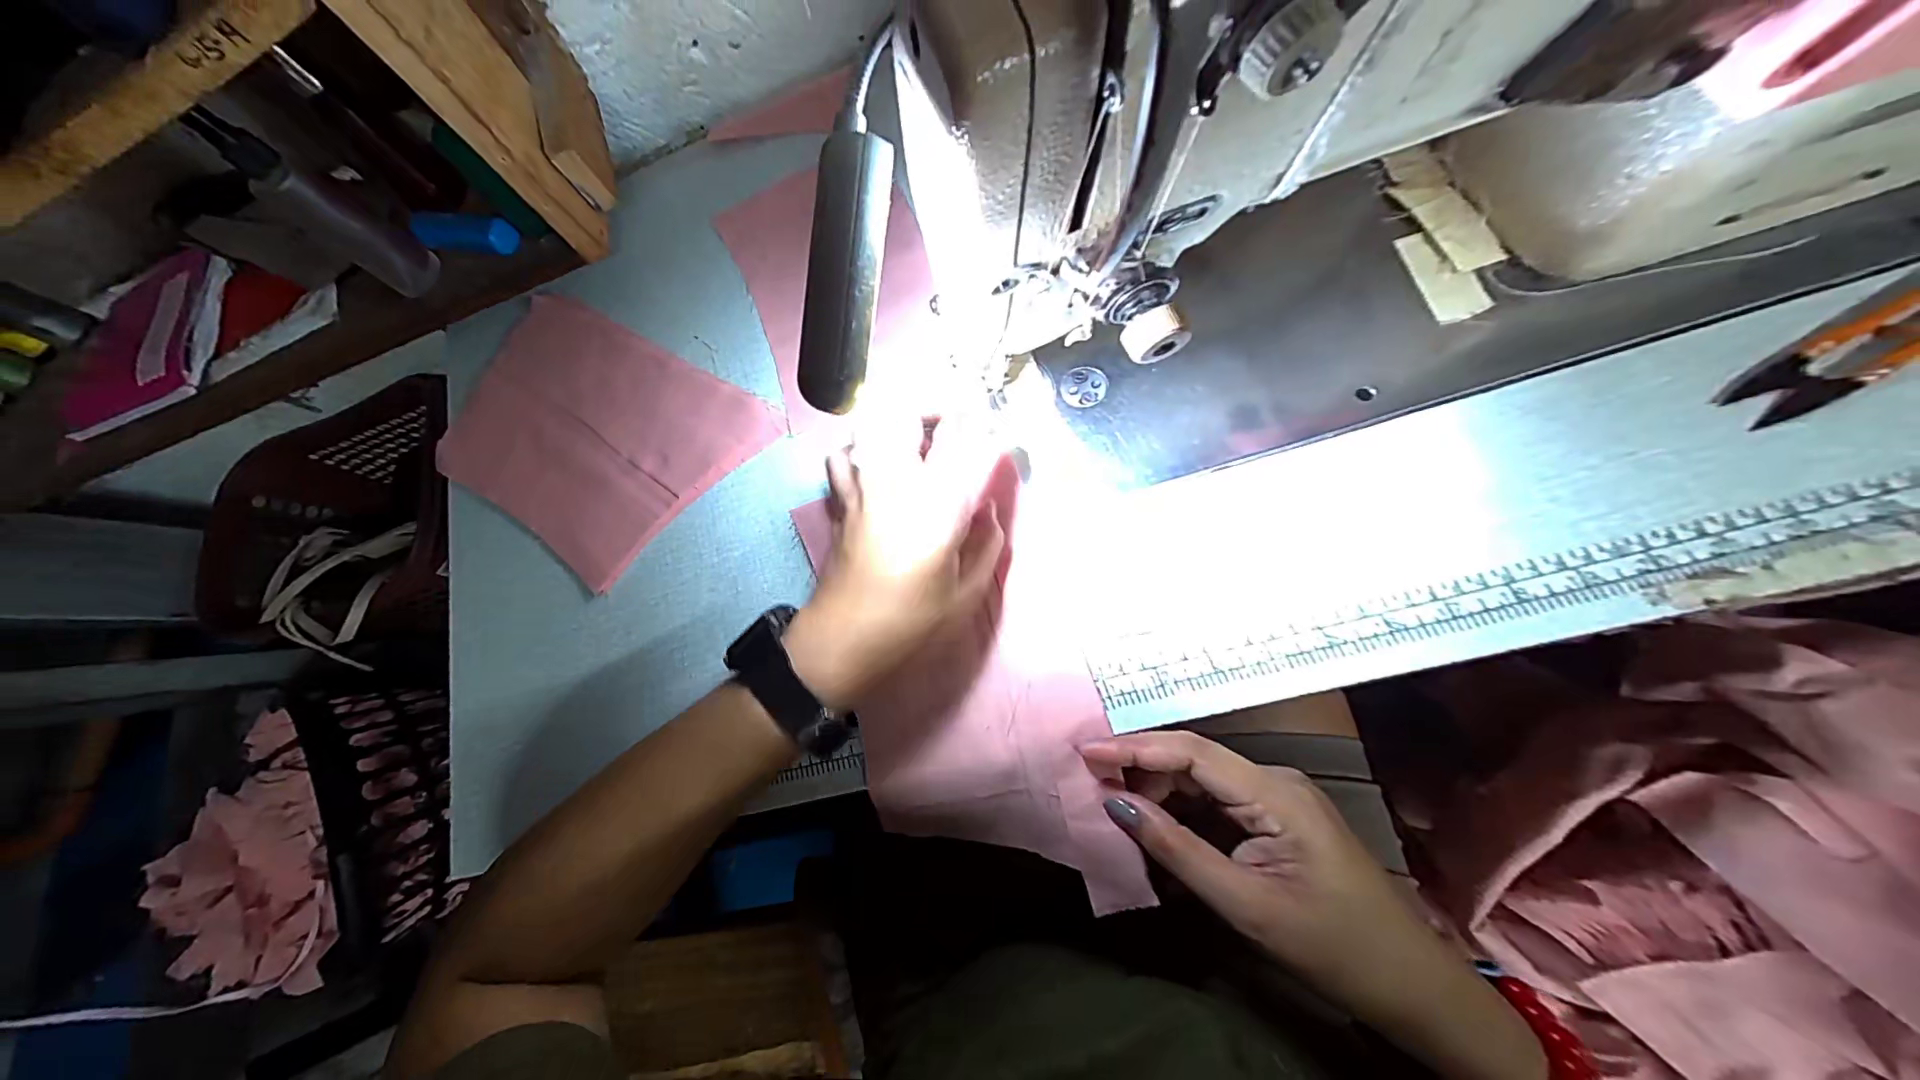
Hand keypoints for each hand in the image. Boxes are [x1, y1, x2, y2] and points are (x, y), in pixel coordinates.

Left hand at [783, 417, 1006, 712]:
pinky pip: (843, 454)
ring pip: (872, 424)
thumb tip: (986, 509)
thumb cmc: (913, 619)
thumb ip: (986, 543)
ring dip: (897, 422)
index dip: (983, 421)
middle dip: (934, 407)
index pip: (964, 438)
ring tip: (915, 440)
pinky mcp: (841, 498)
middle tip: (952, 425)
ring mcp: (864, 485)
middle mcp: (899, 480)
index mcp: (940, 502)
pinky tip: (872, 463)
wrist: (845, 636)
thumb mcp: (967, 591)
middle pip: (910, 413)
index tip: (995, 423)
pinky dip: (858, 447)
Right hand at [1082, 731, 1414, 977]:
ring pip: (1202, 779)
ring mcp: (1278, 797)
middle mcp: (1275, 781)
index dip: (1133, 747)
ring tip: (1115, 806)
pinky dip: (1183, 811)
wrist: (1412, 984)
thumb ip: (1176, 849)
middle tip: (1092, 784)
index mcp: (1275, 793)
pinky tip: (1156, 824)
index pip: (1190, 752)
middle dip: (1140, 768)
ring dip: (1158, 790)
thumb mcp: (1245, 904)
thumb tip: (1117, 803)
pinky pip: (1218, 801)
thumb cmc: (1333, 947)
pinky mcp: (1277, 817)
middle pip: (1193, 760)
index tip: (1086, 751)